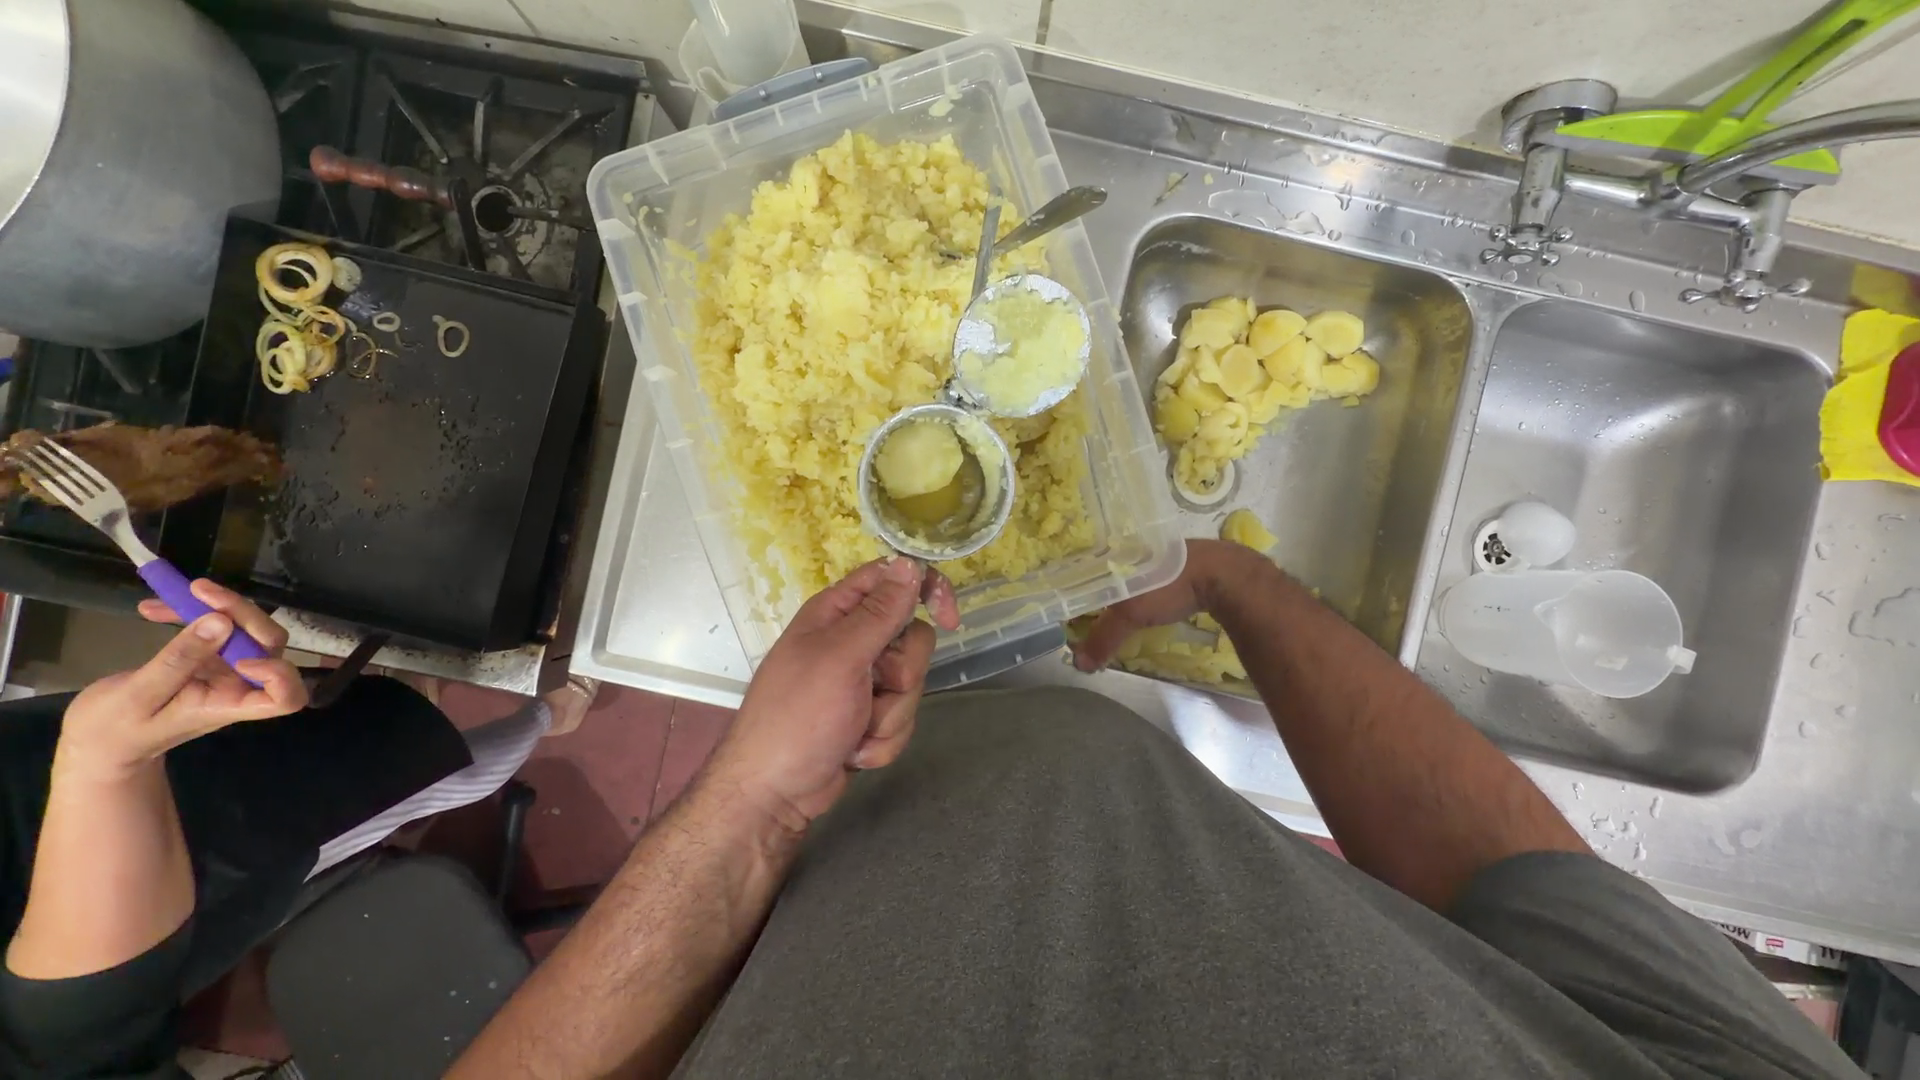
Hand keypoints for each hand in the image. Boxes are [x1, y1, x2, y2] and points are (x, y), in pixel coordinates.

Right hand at [57, 580, 306, 781]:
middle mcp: (242, 684)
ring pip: (247, 629)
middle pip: (268, 645)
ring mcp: (230, 668)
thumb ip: (179, 661)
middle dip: (242, 613)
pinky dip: (193, 613)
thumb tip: (220, 622)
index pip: (286, 697)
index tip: (244, 660)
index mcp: (233, 705)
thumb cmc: (115, 731)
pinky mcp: (213, 656)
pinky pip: (218, 627)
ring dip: (218, 606)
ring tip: (179, 591)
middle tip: (201, 590)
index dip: (279, 674)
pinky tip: (154, 608)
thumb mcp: (138, 697)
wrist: (102, 738)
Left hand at [704, 556, 960, 832]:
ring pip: (911, 685)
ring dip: (889, 715)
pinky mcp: (867, 718)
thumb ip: (880, 612)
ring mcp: (860, 683)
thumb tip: (909, 562)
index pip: (892, 579)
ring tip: (854, 730)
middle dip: (901, 675)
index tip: (949, 619)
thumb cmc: (798, 717)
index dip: (925, 591)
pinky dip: (882, 740)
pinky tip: (853, 752)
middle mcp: (850, 642)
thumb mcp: (841, 657)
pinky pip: (901, 719)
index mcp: (837, 613)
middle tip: (871, 688)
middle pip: (913, 639)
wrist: (775, 794)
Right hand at [1071, 539, 1254, 671]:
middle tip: (1092, 620)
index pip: (1085, 573)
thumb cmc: (1168, 586)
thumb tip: (1078, 663)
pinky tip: (1153, 605)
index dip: (1075, 593)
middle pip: (1108, 576)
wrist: (1223, 575)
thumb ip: (1103, 638)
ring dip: (1124, 595)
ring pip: (1132, 577)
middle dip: (1099, 596)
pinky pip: (1155, 581)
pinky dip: (1149, 594)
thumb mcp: (1130, 614)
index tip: (1070, 616)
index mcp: (1116, 553)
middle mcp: (1135, 550)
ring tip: (1119, 616)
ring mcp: (1161, 555)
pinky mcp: (1182, 566)